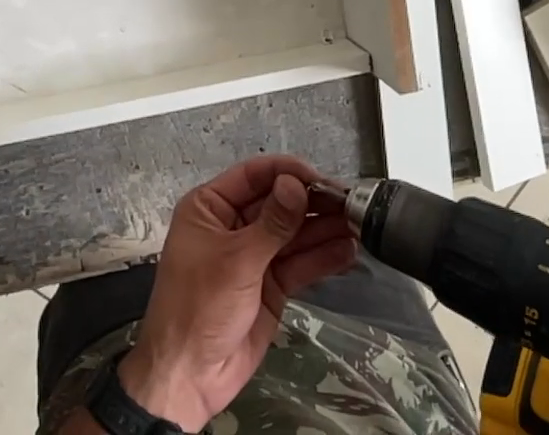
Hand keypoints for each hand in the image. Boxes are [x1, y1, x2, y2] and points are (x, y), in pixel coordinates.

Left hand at [113, 155, 358, 431]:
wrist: (189, 375)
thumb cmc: (198, 307)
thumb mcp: (236, 261)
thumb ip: (272, 223)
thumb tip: (296, 184)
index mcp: (210, 208)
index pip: (253, 176)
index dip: (288, 173)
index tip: (321, 178)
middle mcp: (232, 226)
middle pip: (278, 203)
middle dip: (313, 202)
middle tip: (350, 203)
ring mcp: (253, 256)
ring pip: (293, 233)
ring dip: (324, 229)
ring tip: (359, 224)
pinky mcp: (271, 284)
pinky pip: (300, 263)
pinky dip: (323, 257)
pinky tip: (348, 250)